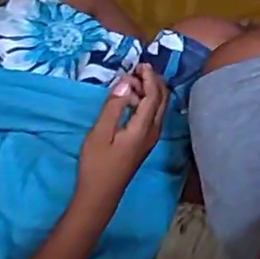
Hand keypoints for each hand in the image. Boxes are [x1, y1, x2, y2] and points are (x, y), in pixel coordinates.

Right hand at [76, 64, 167, 207]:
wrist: (101, 193)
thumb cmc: (97, 164)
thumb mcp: (99, 134)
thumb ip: (113, 108)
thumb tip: (126, 83)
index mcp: (145, 126)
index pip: (155, 95)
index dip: (150, 78)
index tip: (141, 65)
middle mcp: (155, 128)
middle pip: (162, 98)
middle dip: (153, 81)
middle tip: (138, 69)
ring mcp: (153, 135)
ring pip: (158, 106)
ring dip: (149, 91)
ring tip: (131, 82)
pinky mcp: (146, 139)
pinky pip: (152, 114)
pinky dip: (145, 102)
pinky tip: (130, 100)